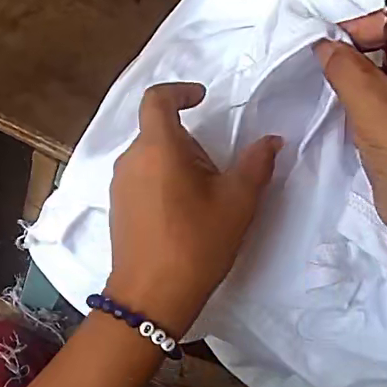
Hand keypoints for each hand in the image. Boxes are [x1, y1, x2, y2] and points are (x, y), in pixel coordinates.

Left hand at [107, 82, 281, 334]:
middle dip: (190, 141)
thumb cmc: (196, 243)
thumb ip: (256, 163)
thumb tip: (270, 141)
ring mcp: (118, 185)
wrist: (151, 296)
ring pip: (150, 156)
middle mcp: (130, 160)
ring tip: (203, 198)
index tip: (201, 98)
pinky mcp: (116, 207)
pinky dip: (163, 181)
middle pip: (158, 131)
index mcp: (156, 148)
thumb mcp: (238, 202)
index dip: (180, 90)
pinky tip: (183, 215)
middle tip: (217, 172)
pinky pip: (141, 178)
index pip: (157, 99)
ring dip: (178, 163)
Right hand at [315, 0, 386, 249]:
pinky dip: (373, 100)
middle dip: (364, 57)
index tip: (330, 48)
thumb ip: (344, 67)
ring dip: (366, 82)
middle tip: (337, 78)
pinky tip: (363, 120)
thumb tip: (325, 44)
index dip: (367, 26)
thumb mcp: (376, 107)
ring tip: (355, 106)